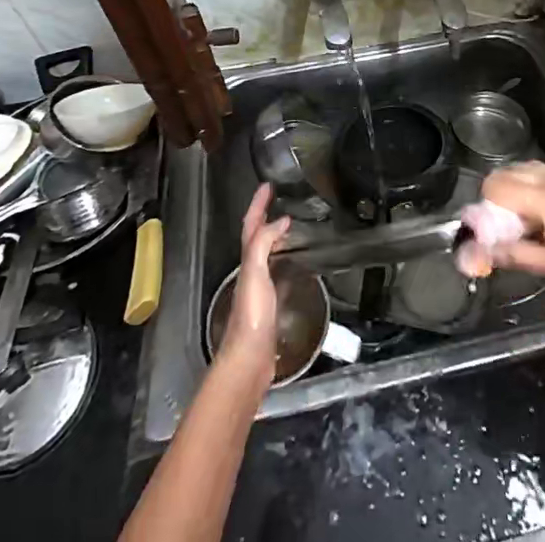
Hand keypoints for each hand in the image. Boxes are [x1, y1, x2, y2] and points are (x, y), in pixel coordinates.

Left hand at [217, 183, 291, 381]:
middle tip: (279, 199)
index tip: (267, 185)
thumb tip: (280, 221)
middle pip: (256, 236)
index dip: (258, 204)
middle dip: (265, 215)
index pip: (251, 225)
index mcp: (247, 261)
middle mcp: (251, 271)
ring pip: (266, 253)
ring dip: (275, 236)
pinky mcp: (271, 303)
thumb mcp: (255, 273)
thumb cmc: (251, 316)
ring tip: (292, 224)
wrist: (249, 360)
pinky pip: (278, 272)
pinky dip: (286, 260)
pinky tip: (297, 264)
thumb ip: (263, 245)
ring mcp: (260, 288)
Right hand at [479, 162, 544, 317]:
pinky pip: (543, 177)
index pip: (497, 186)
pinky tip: (539, 223)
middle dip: (495, 199)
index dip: (483, 209)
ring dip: (513, 193)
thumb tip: (479, 253)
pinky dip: (530, 192)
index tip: (485, 236)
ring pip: (525, 171)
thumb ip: (516, 255)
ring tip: (519, 229)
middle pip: (508, 172)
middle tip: (500, 233)